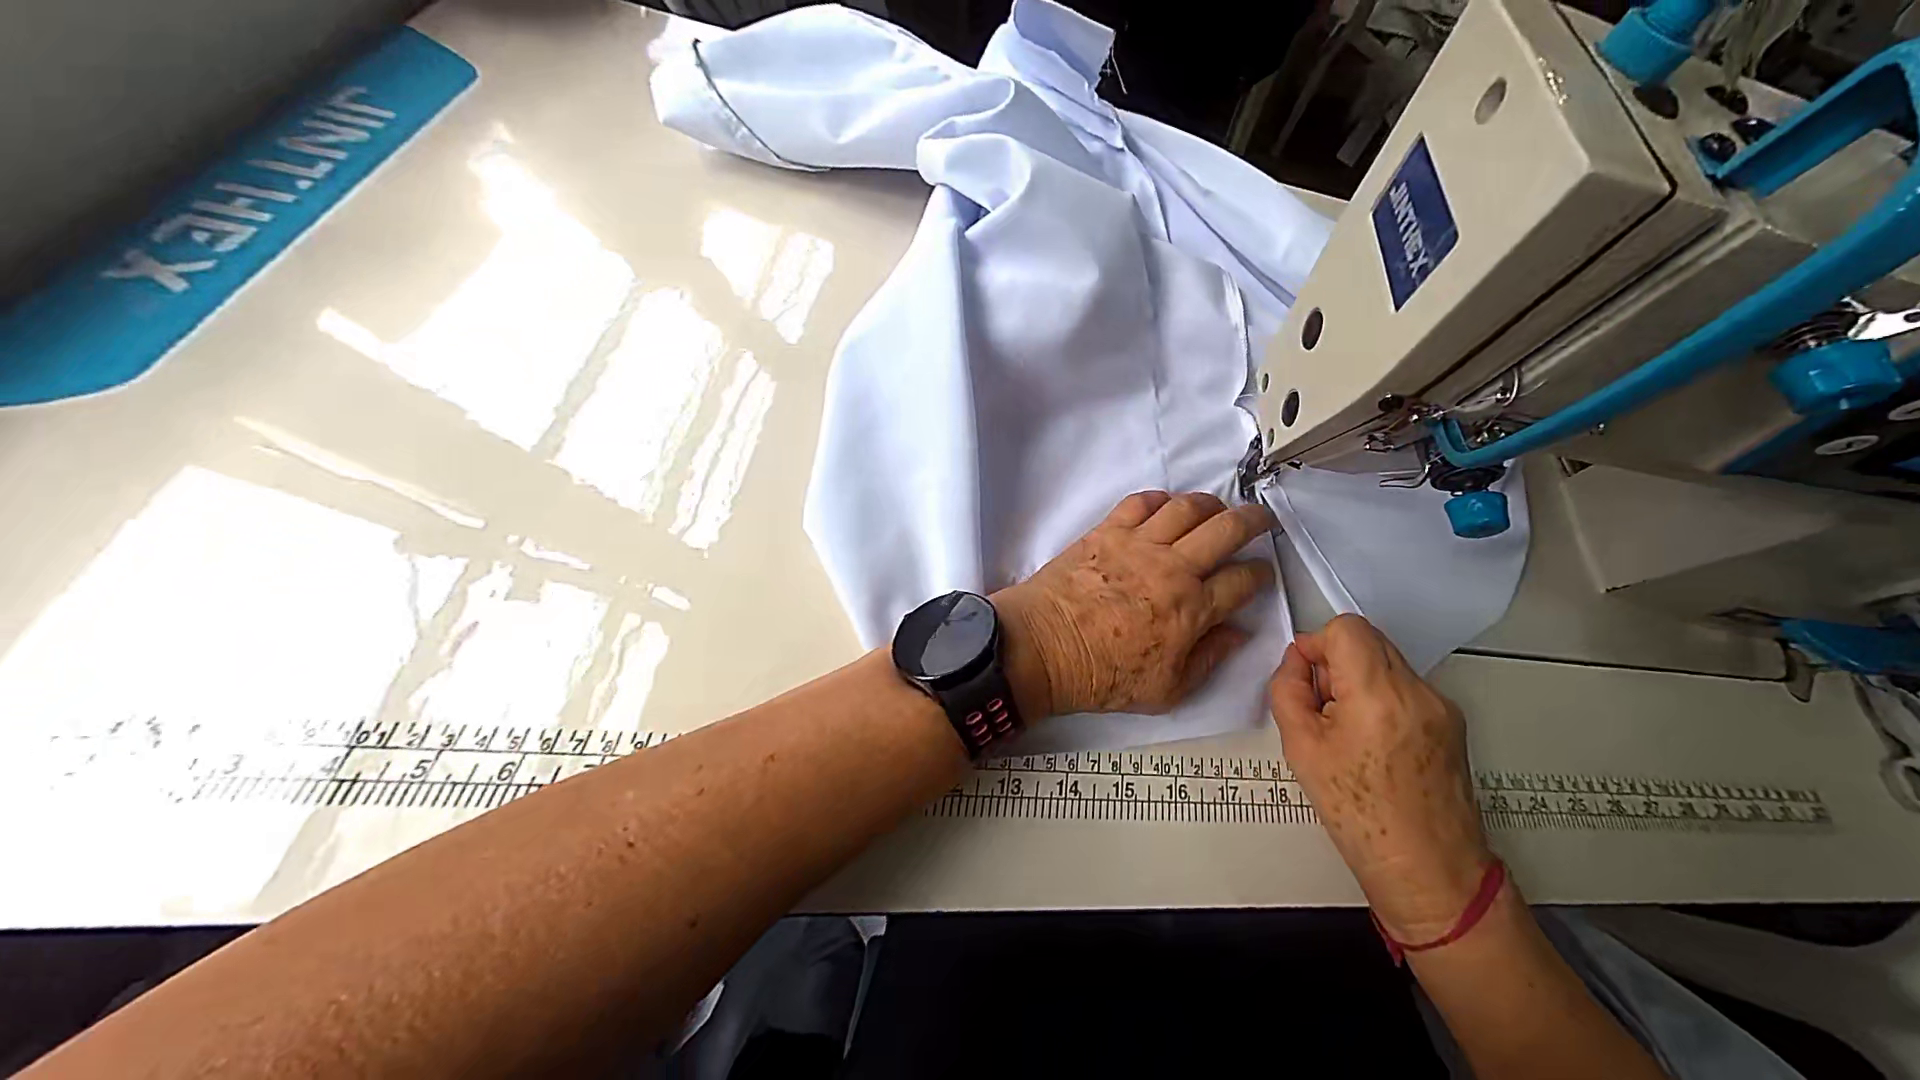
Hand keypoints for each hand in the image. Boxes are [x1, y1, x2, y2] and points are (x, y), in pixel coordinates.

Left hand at [993, 491, 1275, 718]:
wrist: (1042, 648)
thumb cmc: (1101, 675)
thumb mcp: (1166, 690)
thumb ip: (1208, 660)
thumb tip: (1237, 634)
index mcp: (1192, 611)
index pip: (1242, 581)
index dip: (1259, 574)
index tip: (1260, 573)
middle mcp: (1172, 570)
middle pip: (1226, 530)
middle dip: (1253, 522)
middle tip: (1260, 520)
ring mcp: (1138, 546)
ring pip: (1187, 508)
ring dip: (1210, 504)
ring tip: (1217, 509)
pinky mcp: (1106, 533)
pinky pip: (1140, 502)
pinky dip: (1159, 498)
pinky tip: (1165, 506)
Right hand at [1268, 614, 1492, 942]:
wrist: (1427, 869)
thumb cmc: (1360, 816)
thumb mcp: (1300, 748)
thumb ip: (1288, 691)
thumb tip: (1296, 663)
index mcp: (1379, 695)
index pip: (1347, 629)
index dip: (1316, 645)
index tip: (1305, 677)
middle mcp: (1418, 691)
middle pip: (1367, 640)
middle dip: (1335, 661)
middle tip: (1320, 706)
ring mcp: (1441, 705)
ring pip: (1385, 662)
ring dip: (1357, 679)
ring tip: (1345, 730)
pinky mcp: (1451, 721)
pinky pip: (1404, 686)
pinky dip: (1379, 697)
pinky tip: (1370, 742)